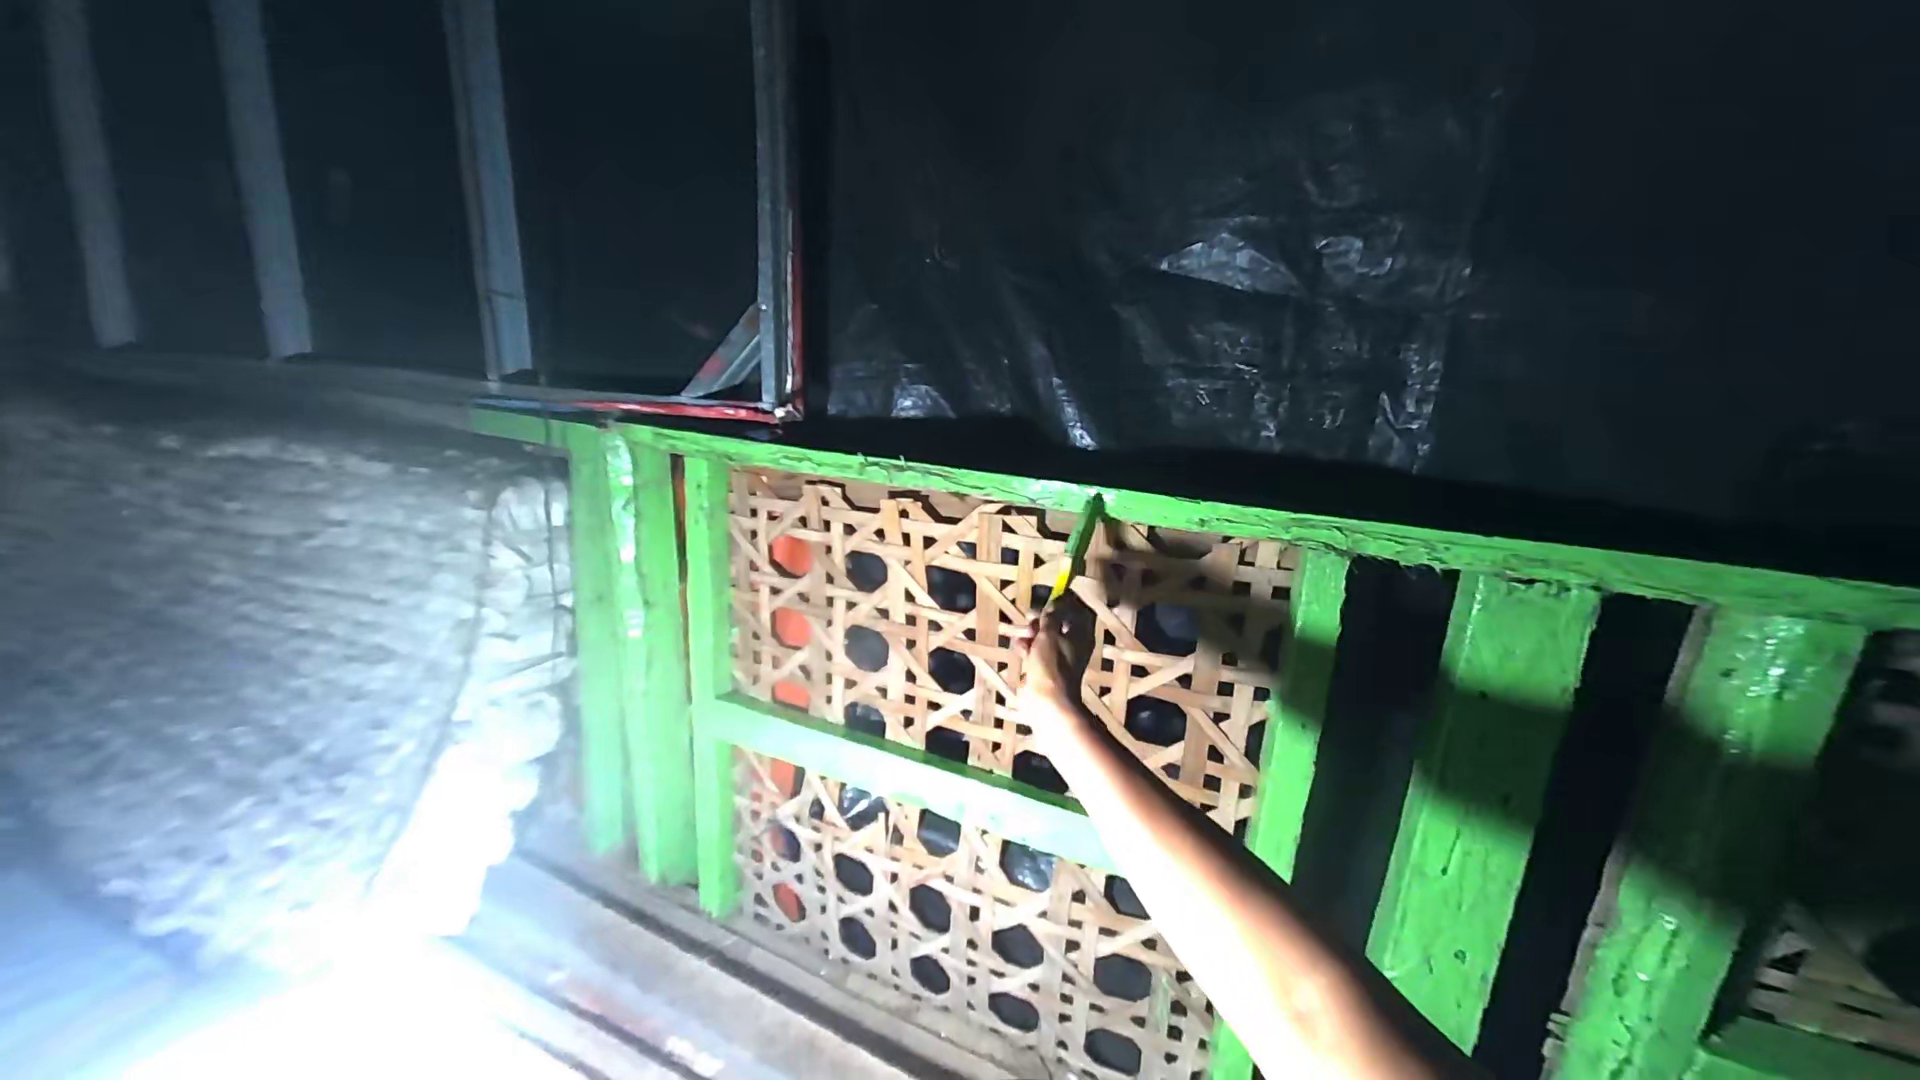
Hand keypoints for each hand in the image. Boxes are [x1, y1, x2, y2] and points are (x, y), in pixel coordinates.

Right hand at [1012, 590, 1097, 750]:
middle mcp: (1072, 643)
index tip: (1048, 600)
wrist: (1047, 702)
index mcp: (1081, 634)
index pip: (1077, 610)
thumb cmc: (1052, 665)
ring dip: (1029, 634)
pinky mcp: (1044, 667)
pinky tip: (1020, 652)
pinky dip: (1027, 649)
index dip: (1063, 603)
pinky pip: (1034, 650)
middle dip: (1040, 620)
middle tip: (1028, 620)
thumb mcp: (1049, 634)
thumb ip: (1051, 615)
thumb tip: (1056, 600)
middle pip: (1056, 622)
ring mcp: (1058, 656)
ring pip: (1042, 635)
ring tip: (1022, 639)